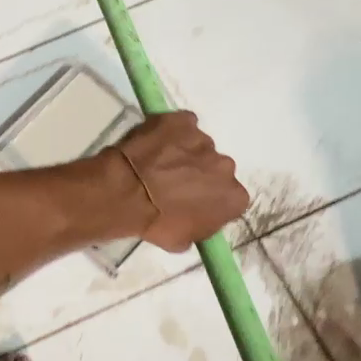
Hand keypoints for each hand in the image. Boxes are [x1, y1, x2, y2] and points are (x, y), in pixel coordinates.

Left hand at [108, 111, 247, 251]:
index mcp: (234, 197)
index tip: (194, 199)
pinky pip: (182, 123)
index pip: (230, 196)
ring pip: (197, 144)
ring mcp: (202, 139)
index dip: (211, 197)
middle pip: (216, 167)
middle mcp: (225, 165)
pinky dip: (172, 130)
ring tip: (160, 159)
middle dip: (200, 172)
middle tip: (175, 178)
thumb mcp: (185, 240)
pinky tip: (156, 140)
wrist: (125, 191)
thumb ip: (202, 225)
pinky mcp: (181, 119)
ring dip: (184, 151)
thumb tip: (197, 217)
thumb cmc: (157, 223)